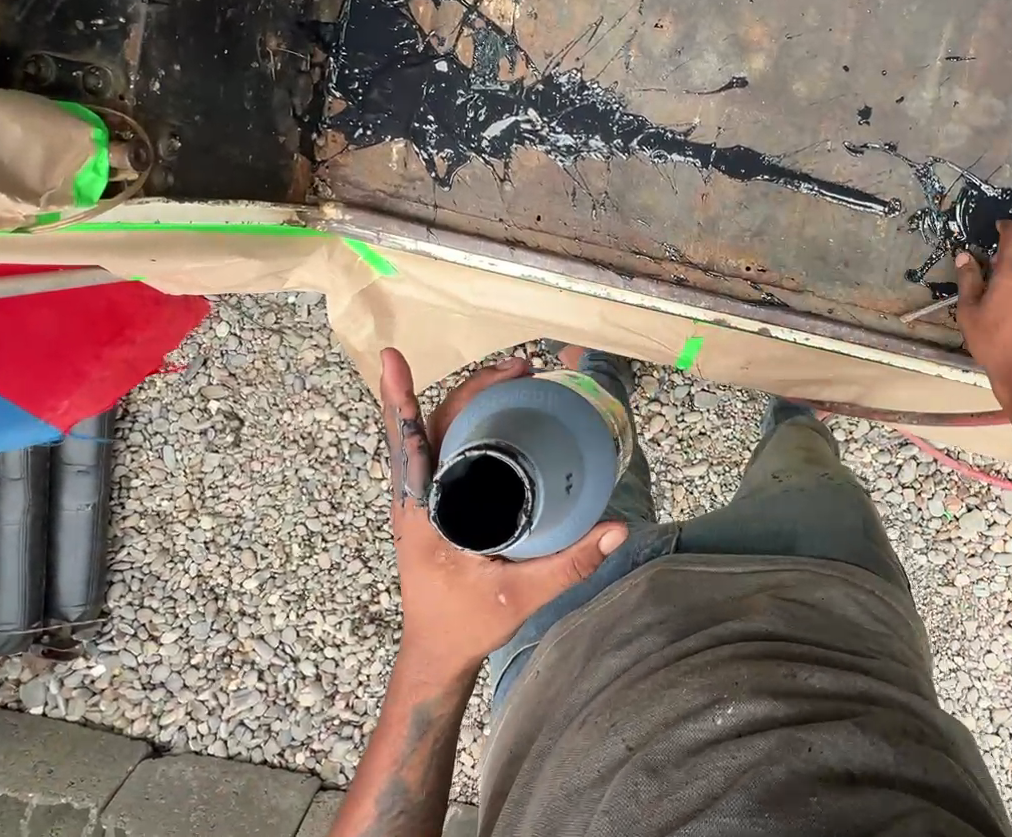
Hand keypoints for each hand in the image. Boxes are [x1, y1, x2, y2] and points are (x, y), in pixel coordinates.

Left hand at [378, 348, 627, 675]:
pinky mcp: (432, 502)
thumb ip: (570, 563)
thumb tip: (618, 530)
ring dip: (463, 398)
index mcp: (421, 514)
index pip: (408, 444)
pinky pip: (439, 447)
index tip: (393, 360)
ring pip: (431, 432)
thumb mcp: (521, 594)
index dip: (401, 399)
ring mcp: (420, 498)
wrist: (438, 652)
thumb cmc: (467, 623)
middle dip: (468, 388)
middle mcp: (414, 498)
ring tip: (513, 379)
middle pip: (427, 425)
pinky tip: (494, 411)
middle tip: (519, 369)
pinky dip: (460, 419)